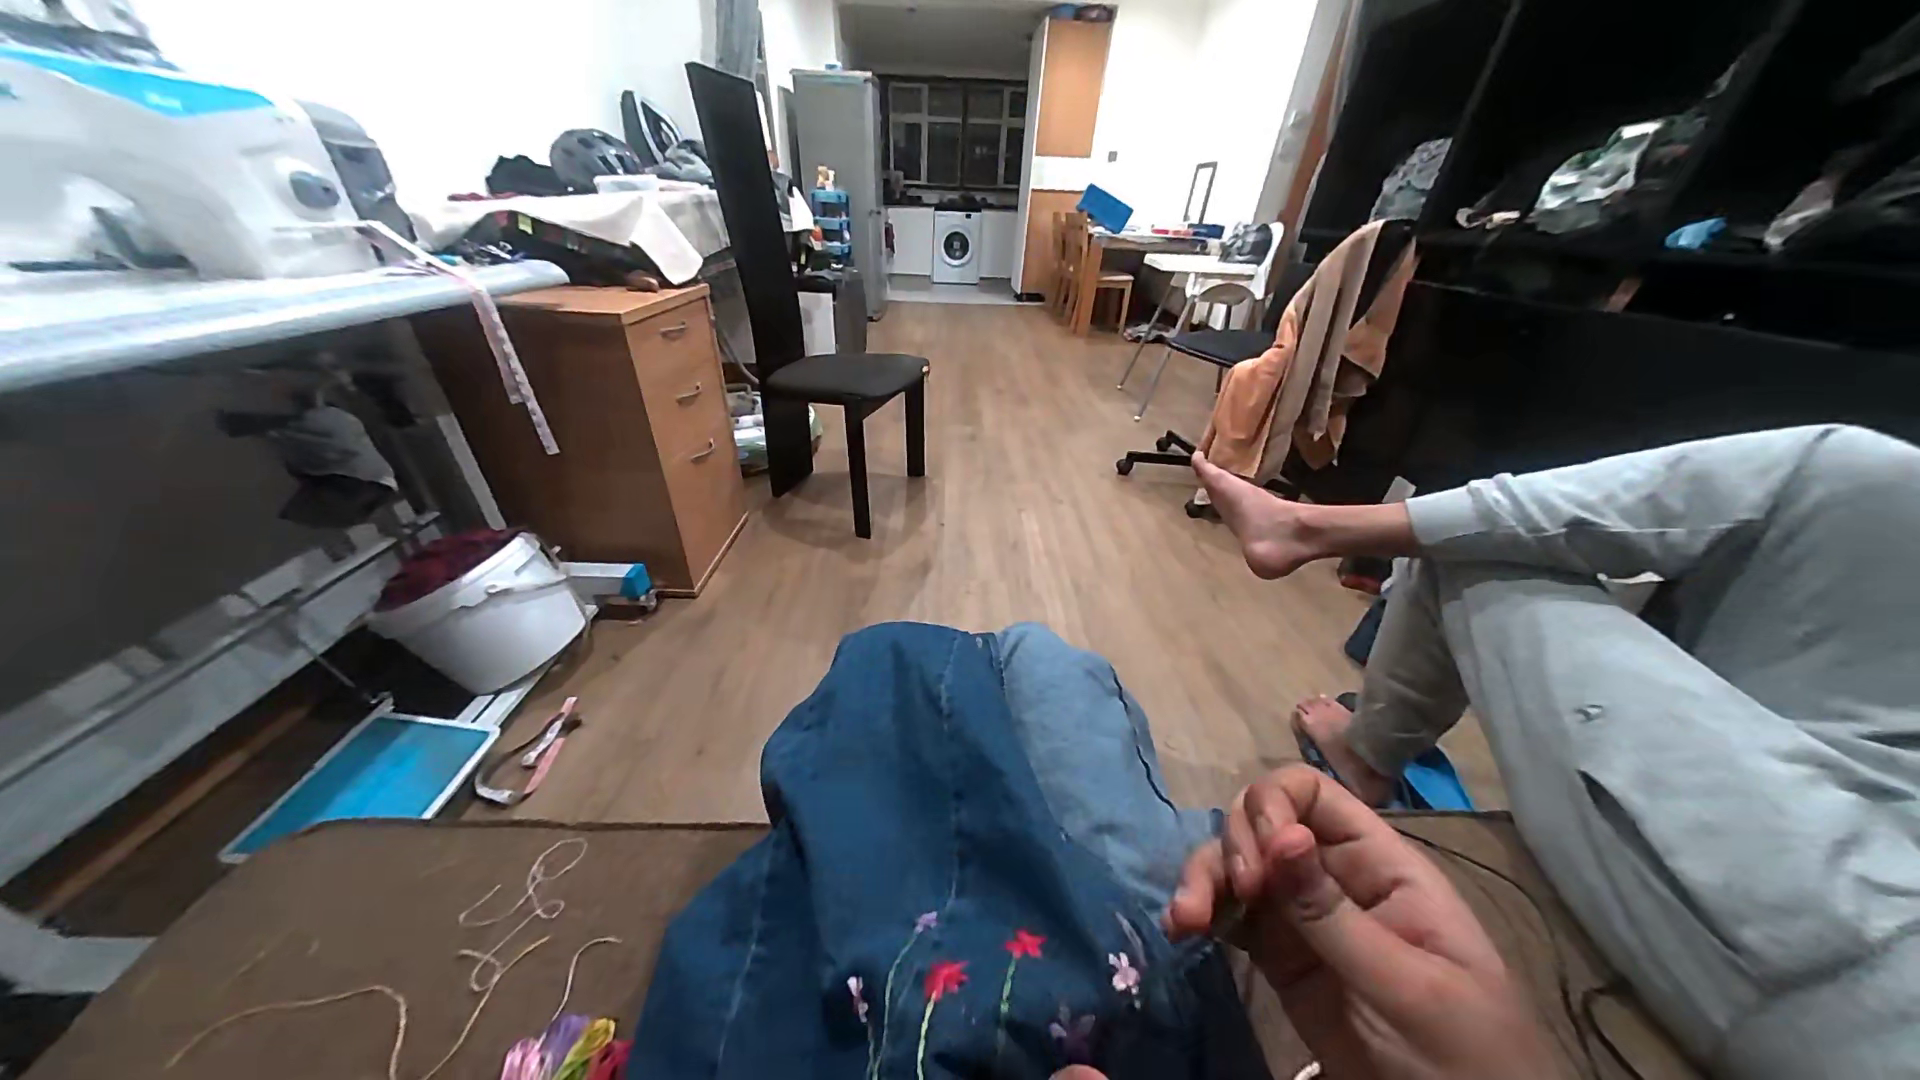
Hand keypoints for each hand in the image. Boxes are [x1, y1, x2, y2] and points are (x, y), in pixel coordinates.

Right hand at [1162, 766, 1558, 1079]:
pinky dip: (1198, 910)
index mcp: (1377, 864)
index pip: (1311, 793)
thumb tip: (1282, 834)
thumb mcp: (1407, 988)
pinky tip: (1180, 929)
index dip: (1276, 804)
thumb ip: (1334, 914)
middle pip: (1260, 819)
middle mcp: (1329, 873)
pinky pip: (1227, 911)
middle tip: (1236, 893)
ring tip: (1185, 918)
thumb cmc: (1463, 1062)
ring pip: (1235, 861)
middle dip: (1235, 844)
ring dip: (1202, 877)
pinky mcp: (1274, 951)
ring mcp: (1298, 912)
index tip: (1263, 853)